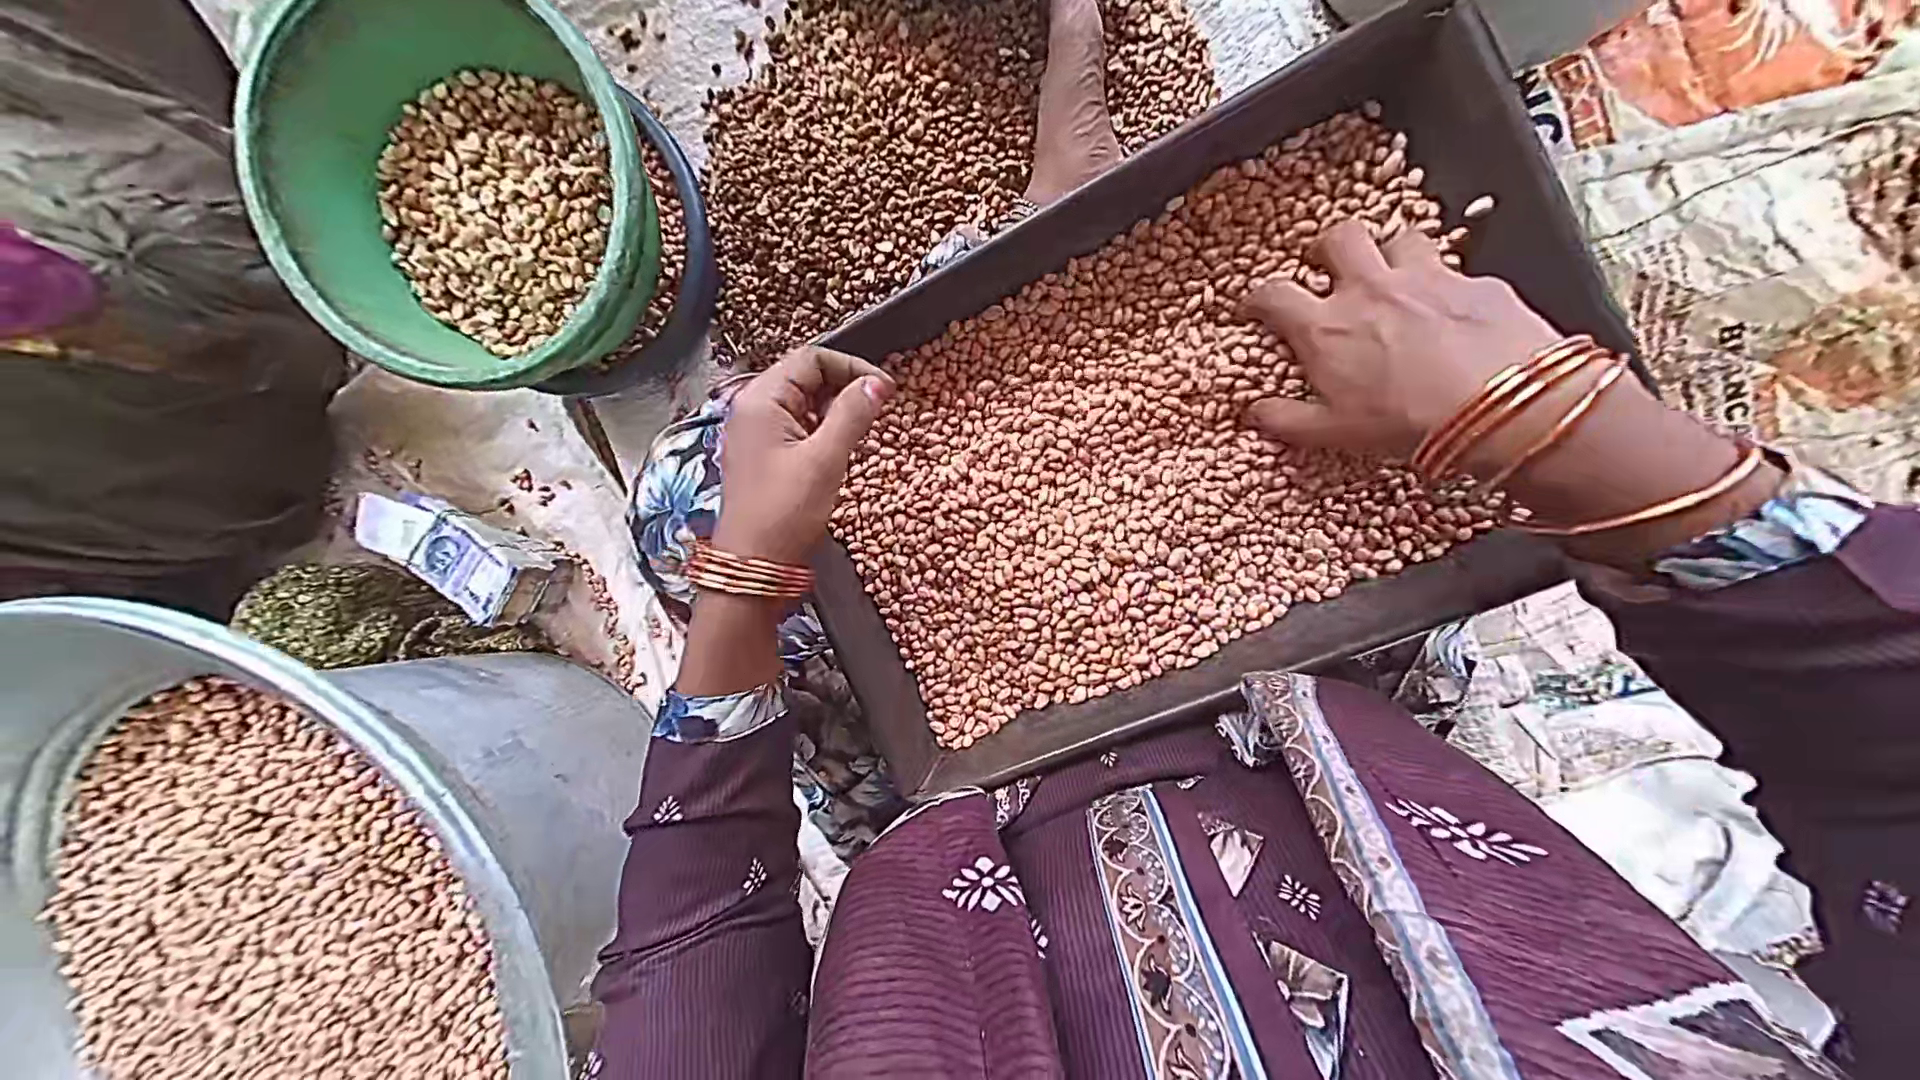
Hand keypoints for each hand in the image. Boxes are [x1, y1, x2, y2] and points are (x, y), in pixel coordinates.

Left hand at [711, 346, 894, 565]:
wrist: (754, 565)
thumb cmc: (784, 513)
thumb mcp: (825, 460)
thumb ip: (852, 416)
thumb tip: (877, 384)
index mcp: (761, 400)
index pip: (811, 359)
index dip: (852, 368)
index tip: (885, 390)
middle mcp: (754, 409)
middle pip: (807, 378)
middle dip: (845, 390)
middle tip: (877, 414)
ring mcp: (757, 433)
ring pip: (805, 404)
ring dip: (837, 414)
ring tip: (862, 437)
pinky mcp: (765, 455)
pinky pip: (799, 429)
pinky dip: (824, 433)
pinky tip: (842, 453)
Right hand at [1239, 219, 1560, 458]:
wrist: (1502, 407)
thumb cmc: (1406, 420)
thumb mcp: (1332, 431)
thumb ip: (1285, 419)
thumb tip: (1255, 412)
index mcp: (1325, 327)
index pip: (1274, 294)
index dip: (1257, 297)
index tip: (1254, 305)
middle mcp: (1369, 290)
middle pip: (1339, 238)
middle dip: (1327, 247)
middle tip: (1326, 265)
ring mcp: (1426, 278)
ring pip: (1400, 238)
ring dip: (1389, 253)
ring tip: (1391, 277)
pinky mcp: (1477, 282)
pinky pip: (1453, 268)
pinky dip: (1442, 281)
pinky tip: (1447, 307)